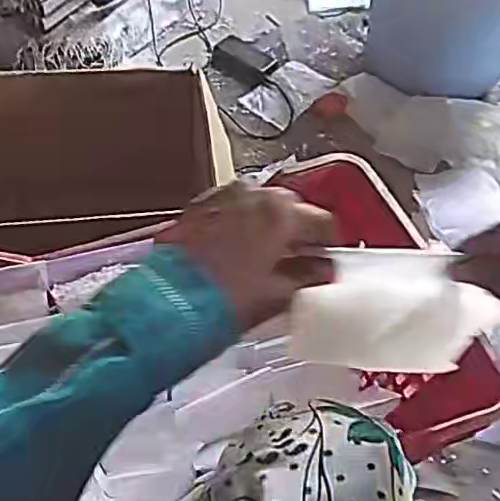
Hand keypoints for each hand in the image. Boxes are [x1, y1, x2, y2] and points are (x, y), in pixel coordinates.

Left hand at [162, 182, 337, 329]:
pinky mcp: (199, 208)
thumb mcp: (277, 294)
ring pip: (259, 205)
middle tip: (302, 257)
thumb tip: (321, 271)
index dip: (330, 241)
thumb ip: (308, 277)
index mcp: (281, 214)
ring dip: (269, 225)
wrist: (169, 304)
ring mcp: (223, 198)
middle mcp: (253, 195)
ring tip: (269, 255)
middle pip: (291, 207)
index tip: (328, 255)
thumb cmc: (222, 300)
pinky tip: (241, 250)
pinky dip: (243, 224)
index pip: (322, 221)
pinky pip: (233, 210)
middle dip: (299, 230)